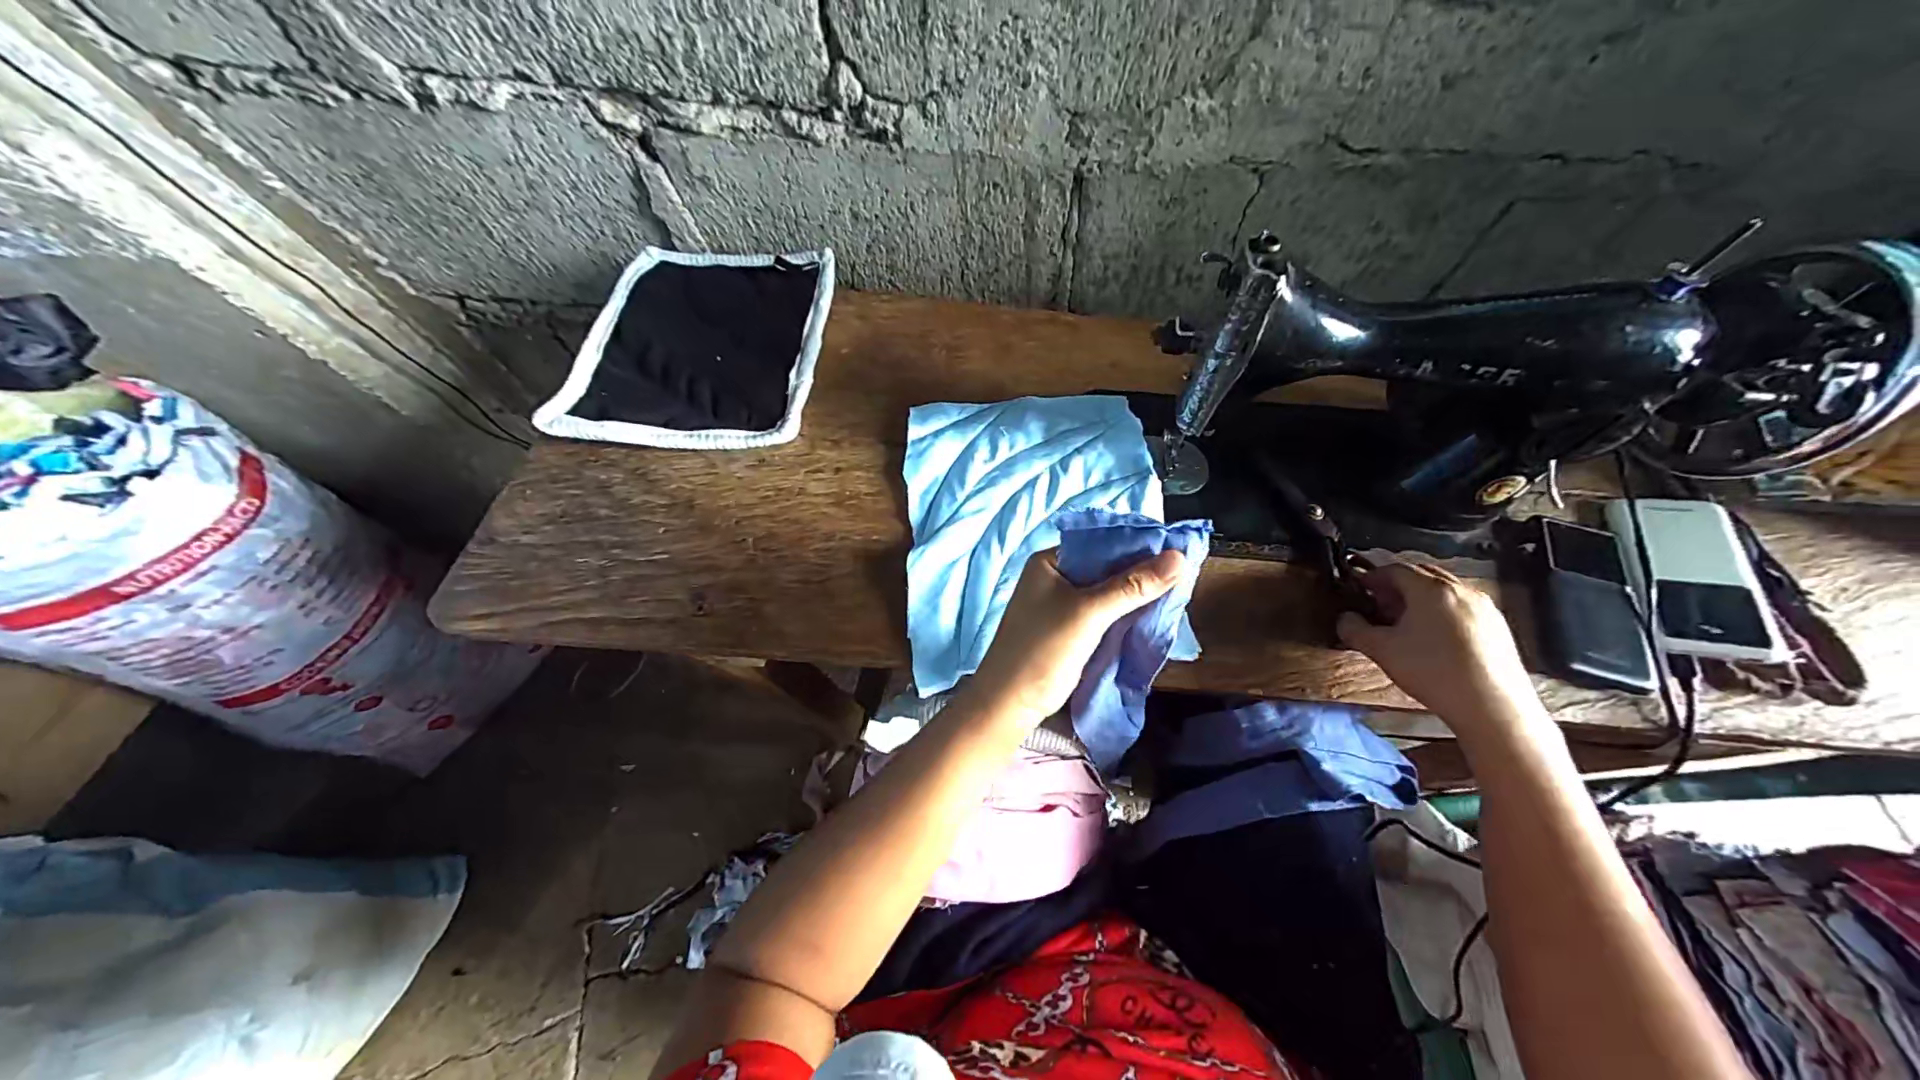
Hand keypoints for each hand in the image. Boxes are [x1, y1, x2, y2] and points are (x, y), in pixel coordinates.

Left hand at [968, 548, 1185, 720]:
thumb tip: (1179, 558)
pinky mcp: (1068, 630)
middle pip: (1106, 568)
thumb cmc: (1041, 651)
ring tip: (1175, 592)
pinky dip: (1125, 614)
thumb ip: (1133, 586)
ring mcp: (1060, 605)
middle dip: (1140, 573)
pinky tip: (1151, 615)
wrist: (1009, 704)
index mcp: (1049, 561)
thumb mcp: (1089, 613)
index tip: (1177, 552)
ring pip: (1107, 592)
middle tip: (1182, 574)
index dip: (1137, 546)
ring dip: (1135, 595)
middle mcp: (1053, 577)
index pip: (1101, 543)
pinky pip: (1103, 613)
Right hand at [1336, 562, 1547, 744]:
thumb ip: (1354, 629)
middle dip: (1396, 586)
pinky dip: (1442, 613)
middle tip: (1378, 604)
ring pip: (1444, 591)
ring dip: (1419, 599)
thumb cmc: (1434, 673)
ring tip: (1404, 623)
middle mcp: (1461, 591)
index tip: (1358, 588)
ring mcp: (1484, 608)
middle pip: (1421, 574)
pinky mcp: (1498, 627)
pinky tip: (1433, 639)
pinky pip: (1462, 608)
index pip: (1394, 569)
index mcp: (1431, 589)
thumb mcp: (1381, 650)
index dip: (1371, 576)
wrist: (1491, 706)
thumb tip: (1346, 619)